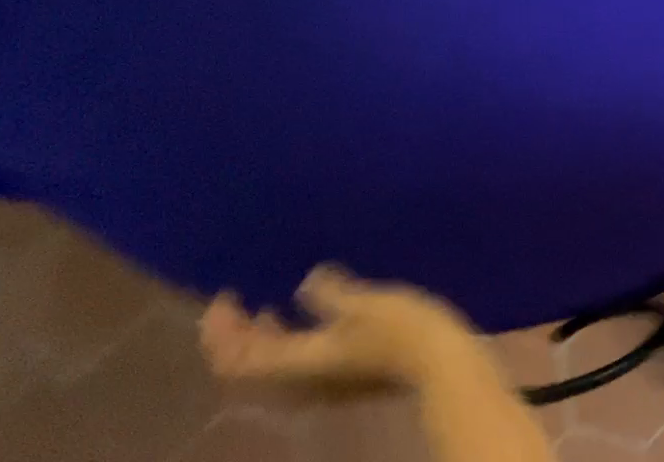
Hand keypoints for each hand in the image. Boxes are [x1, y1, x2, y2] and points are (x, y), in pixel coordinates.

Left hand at [200, 264, 483, 388]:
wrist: (441, 362)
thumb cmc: (401, 330)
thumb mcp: (364, 302)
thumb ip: (329, 292)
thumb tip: (307, 280)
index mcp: (294, 364)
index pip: (235, 354)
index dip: (222, 327)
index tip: (228, 293)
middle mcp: (296, 382)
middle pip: (247, 364)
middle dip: (237, 332)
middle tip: (240, 298)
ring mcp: (319, 384)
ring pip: (272, 365)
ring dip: (262, 337)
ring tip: (271, 305)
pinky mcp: (341, 378)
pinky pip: (295, 364)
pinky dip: (288, 342)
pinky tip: (312, 319)